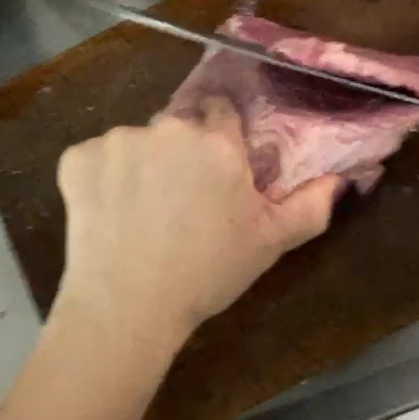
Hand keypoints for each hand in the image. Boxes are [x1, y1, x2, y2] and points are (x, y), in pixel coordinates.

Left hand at [54, 98, 341, 346]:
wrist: (128, 306)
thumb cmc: (206, 275)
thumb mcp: (269, 245)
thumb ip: (310, 207)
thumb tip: (341, 178)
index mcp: (218, 143)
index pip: (220, 113)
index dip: (216, 140)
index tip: (211, 170)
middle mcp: (169, 128)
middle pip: (175, 127)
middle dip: (177, 154)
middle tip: (175, 202)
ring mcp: (118, 139)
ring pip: (133, 143)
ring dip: (137, 166)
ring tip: (137, 215)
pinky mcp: (77, 157)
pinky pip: (92, 159)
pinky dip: (96, 179)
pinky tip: (104, 215)